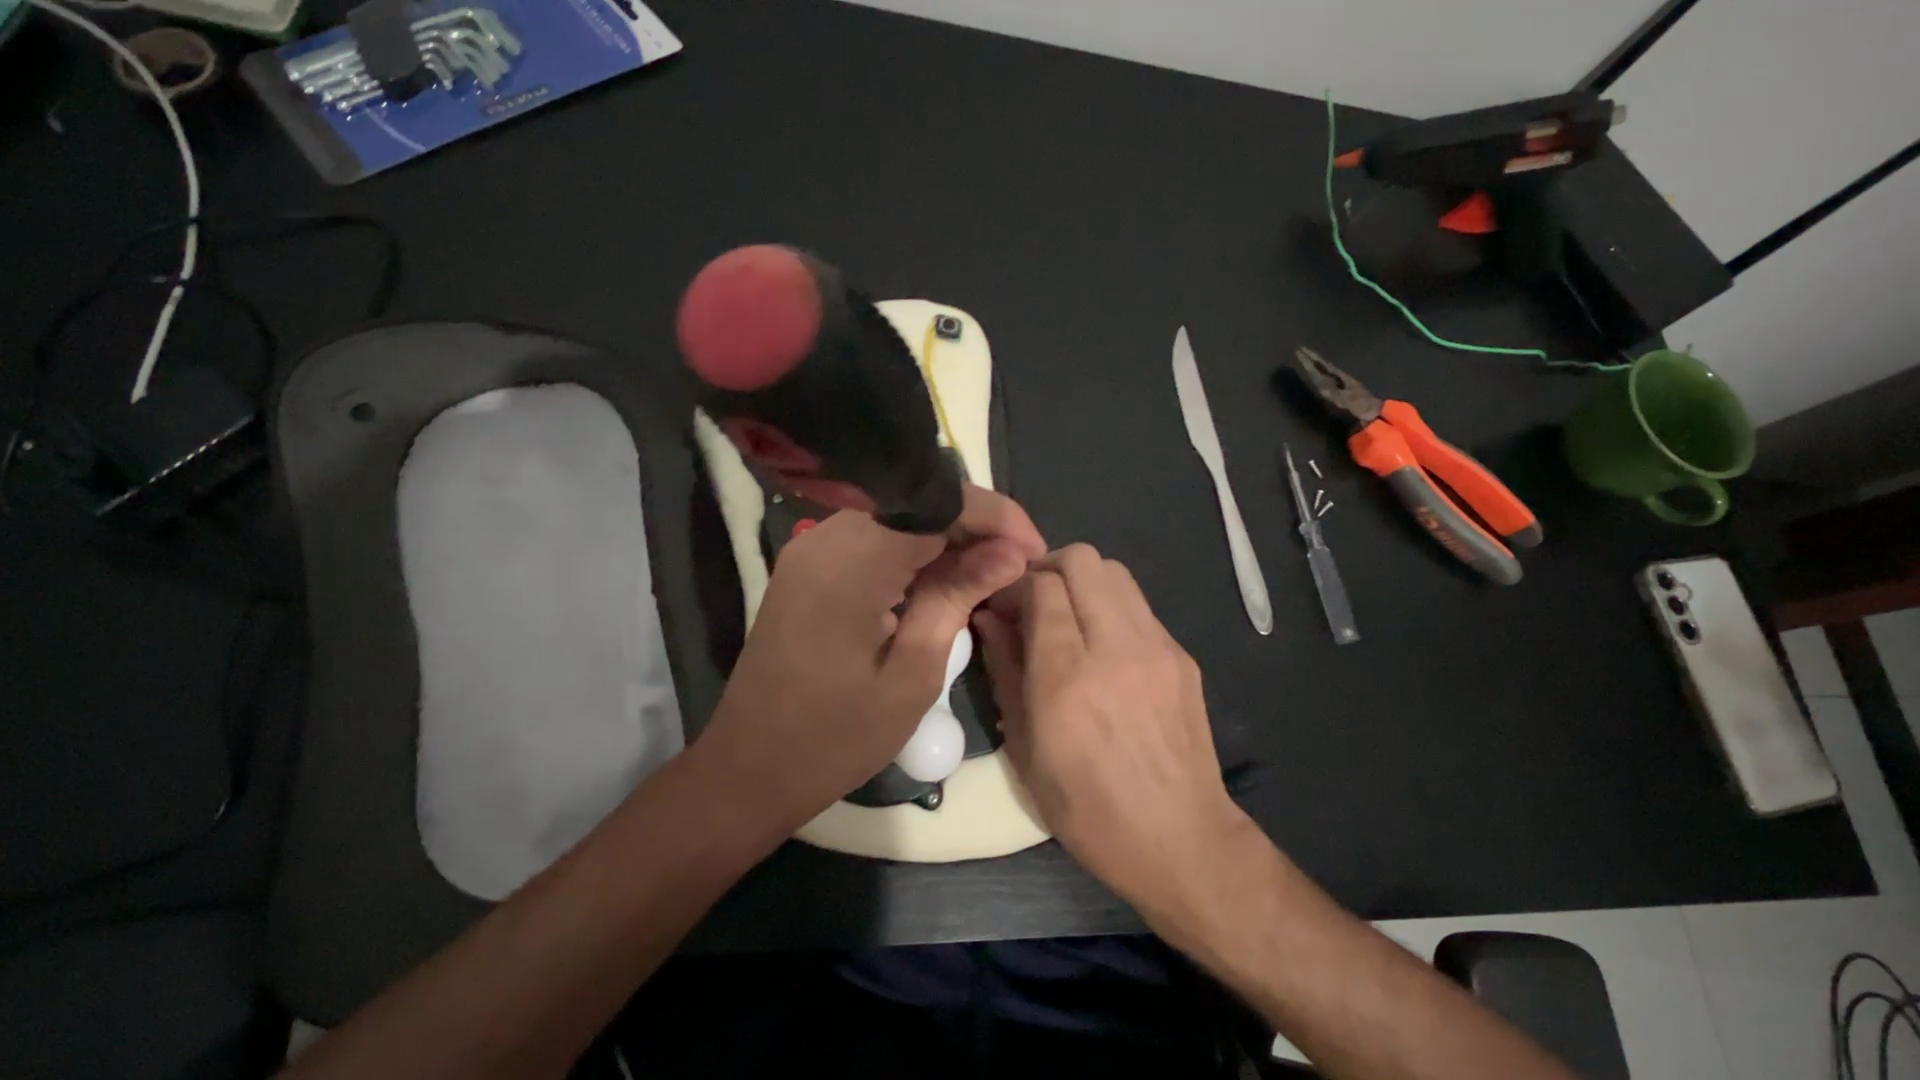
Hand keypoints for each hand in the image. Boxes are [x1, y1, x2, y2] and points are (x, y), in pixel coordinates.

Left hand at [698, 486, 1043, 823]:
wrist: (750, 769)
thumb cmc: (837, 737)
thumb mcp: (913, 674)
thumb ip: (957, 598)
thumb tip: (1010, 552)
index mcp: (851, 562)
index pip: (936, 504)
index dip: (994, 516)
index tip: (1034, 551)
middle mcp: (825, 539)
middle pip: (914, 503)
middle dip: (973, 524)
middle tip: (1017, 564)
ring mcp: (809, 550)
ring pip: (894, 518)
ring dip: (944, 537)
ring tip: (990, 573)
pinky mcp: (805, 567)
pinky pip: (870, 539)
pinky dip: (911, 551)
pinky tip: (941, 579)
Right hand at [973, 544, 1252, 930]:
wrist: (1179, 839)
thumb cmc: (1086, 809)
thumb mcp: (1024, 748)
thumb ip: (1004, 671)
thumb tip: (988, 619)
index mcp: (1068, 676)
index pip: (1041, 586)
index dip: (1013, 585)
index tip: (1000, 606)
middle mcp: (1116, 647)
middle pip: (1082, 560)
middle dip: (1047, 569)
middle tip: (1031, 603)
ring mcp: (1157, 647)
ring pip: (1116, 573)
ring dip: (1082, 582)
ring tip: (1065, 619)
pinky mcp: (1182, 656)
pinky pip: (1140, 606)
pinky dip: (1111, 608)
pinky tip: (1102, 647)